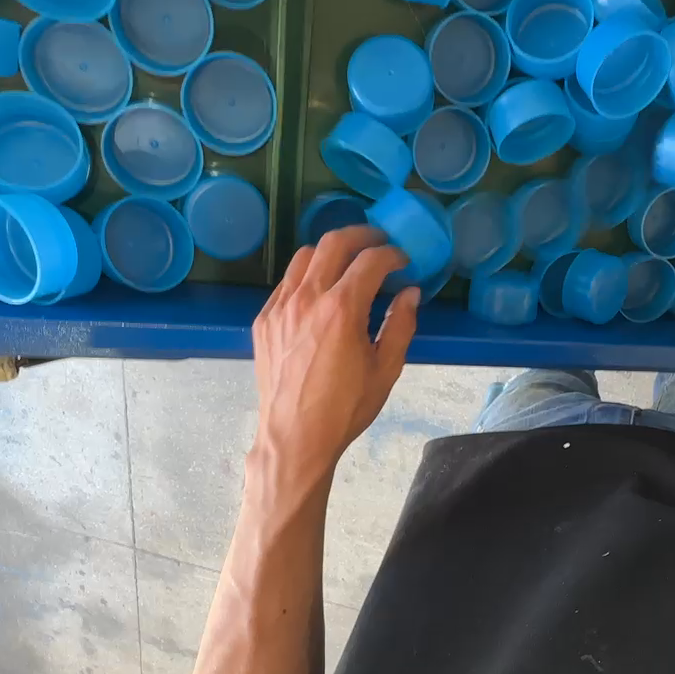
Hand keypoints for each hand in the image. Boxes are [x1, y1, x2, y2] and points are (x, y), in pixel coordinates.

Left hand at [250, 225, 418, 486]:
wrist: (294, 437)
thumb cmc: (345, 409)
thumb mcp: (385, 370)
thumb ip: (401, 325)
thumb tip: (411, 294)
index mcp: (341, 309)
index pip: (370, 261)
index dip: (392, 255)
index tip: (404, 261)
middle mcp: (307, 298)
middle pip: (333, 243)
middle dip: (361, 236)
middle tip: (379, 243)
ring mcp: (280, 307)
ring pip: (304, 257)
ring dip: (330, 252)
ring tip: (348, 263)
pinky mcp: (264, 320)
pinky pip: (286, 283)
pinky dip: (307, 276)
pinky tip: (320, 294)